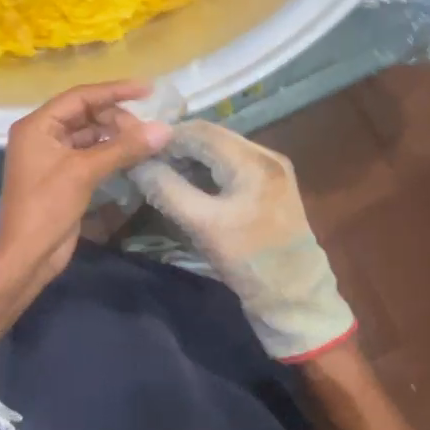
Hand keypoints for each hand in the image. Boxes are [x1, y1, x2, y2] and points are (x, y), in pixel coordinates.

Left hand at [0, 81, 172, 291]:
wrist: (26, 253)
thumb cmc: (47, 206)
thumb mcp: (85, 172)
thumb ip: (123, 148)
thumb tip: (164, 129)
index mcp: (37, 125)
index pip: (79, 97)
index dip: (114, 91)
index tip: (148, 90)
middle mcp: (40, 135)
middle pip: (84, 114)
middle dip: (116, 118)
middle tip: (146, 132)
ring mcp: (50, 156)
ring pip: (88, 134)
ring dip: (115, 136)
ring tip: (145, 143)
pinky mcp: (60, 176)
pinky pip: (88, 154)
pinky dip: (109, 153)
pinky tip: (133, 157)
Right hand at [129, 121, 355, 361]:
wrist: (295, 299)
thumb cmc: (248, 261)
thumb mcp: (201, 225)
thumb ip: (166, 189)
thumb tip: (134, 165)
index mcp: (253, 161)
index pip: (198, 131)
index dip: (162, 138)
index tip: (134, 153)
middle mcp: (266, 156)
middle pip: (210, 137)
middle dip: (174, 148)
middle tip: (143, 166)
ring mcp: (271, 171)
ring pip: (218, 151)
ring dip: (187, 160)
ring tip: (160, 177)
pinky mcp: (270, 187)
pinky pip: (229, 166)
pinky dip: (204, 171)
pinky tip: (186, 187)